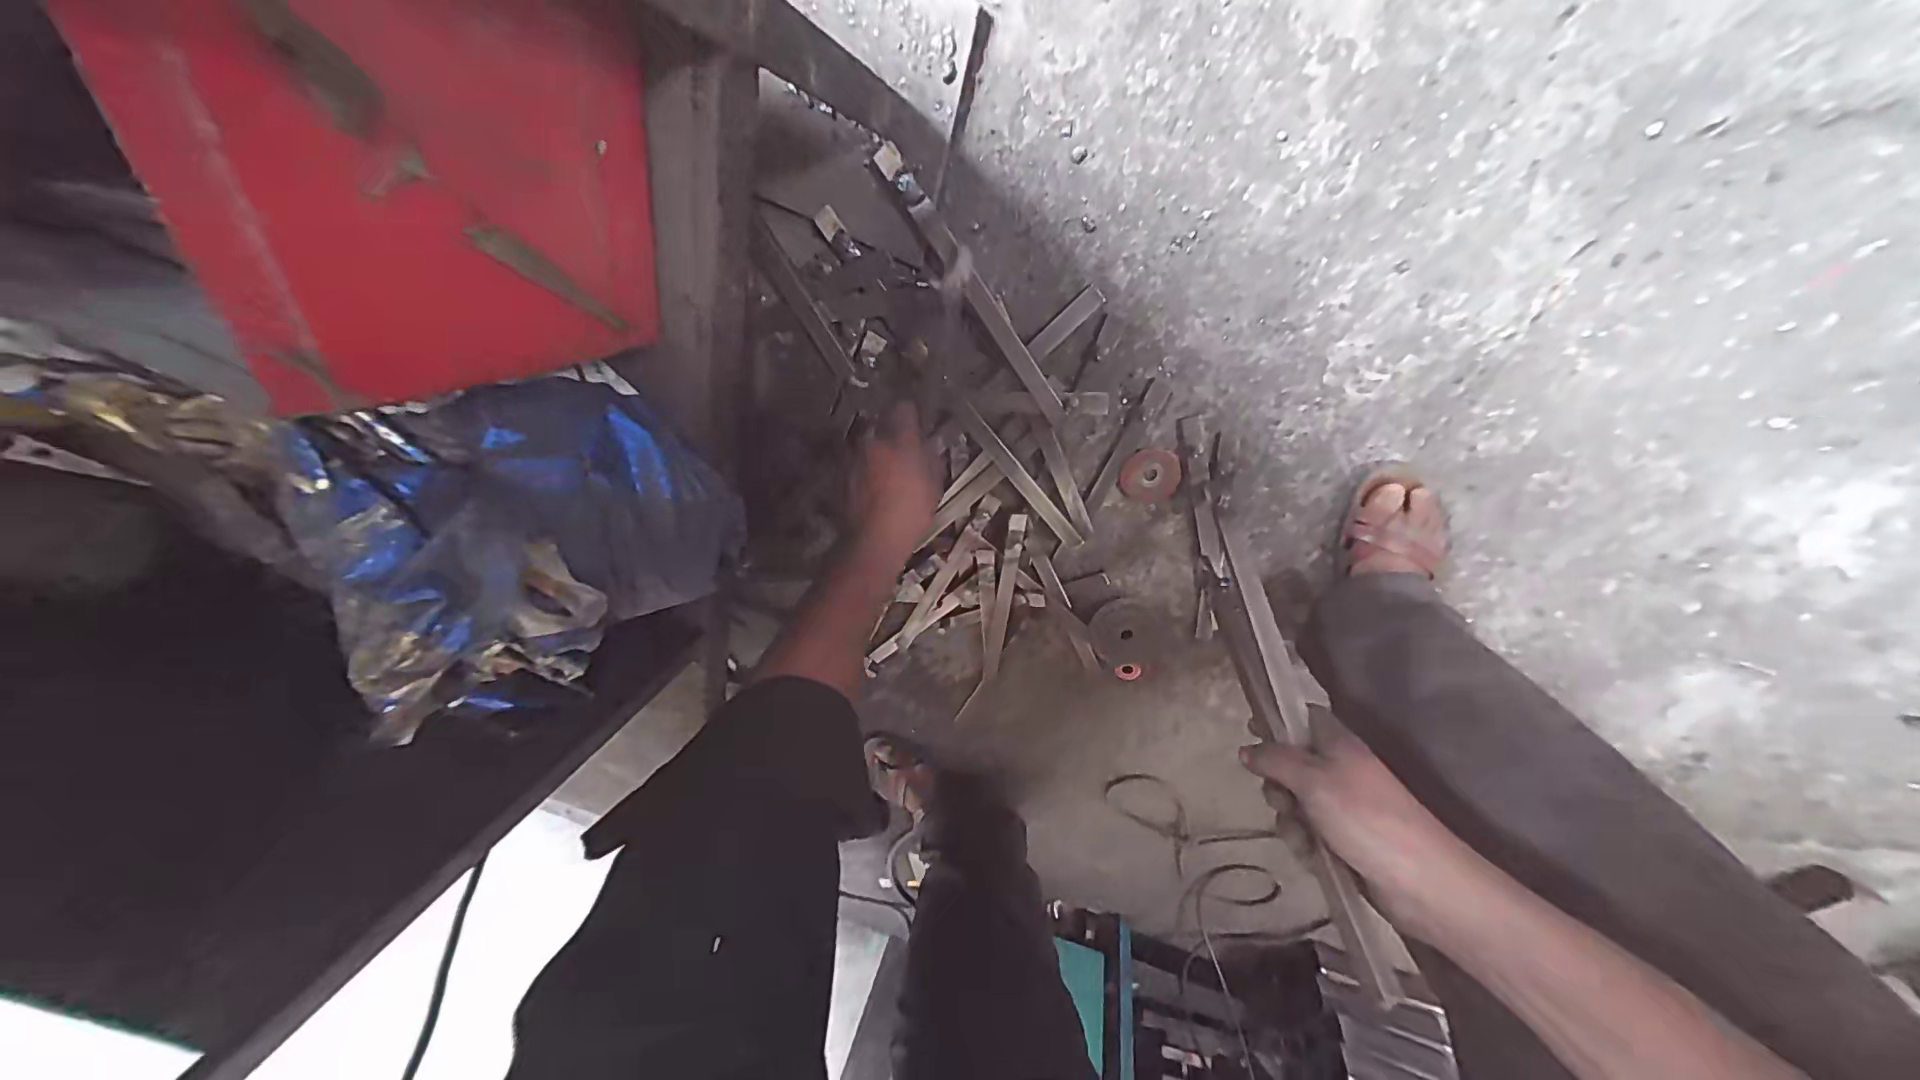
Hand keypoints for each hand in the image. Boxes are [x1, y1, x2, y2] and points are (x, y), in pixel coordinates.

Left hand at [851, 401, 937, 560]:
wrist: (873, 540)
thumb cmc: (911, 513)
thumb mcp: (934, 486)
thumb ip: (931, 458)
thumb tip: (931, 444)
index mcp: (900, 441)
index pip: (904, 408)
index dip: (910, 415)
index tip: (916, 426)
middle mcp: (873, 442)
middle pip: (882, 426)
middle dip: (891, 437)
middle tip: (903, 456)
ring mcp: (853, 457)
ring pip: (867, 447)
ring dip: (876, 455)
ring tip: (886, 477)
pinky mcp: (840, 475)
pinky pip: (855, 464)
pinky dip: (863, 471)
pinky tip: (871, 490)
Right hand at [1240, 731, 1476, 934]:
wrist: (1422, 883)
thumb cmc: (1366, 817)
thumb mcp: (1312, 779)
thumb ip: (1274, 760)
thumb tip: (1246, 749)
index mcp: (1337, 744)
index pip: (1302, 718)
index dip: (1276, 721)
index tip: (1251, 732)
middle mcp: (1338, 771)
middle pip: (1288, 765)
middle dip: (1276, 785)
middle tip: (1281, 799)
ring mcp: (1341, 807)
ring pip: (1293, 803)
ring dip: (1288, 820)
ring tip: (1302, 836)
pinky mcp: (1342, 840)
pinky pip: (1306, 832)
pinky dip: (1304, 843)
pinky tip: (1313, 856)